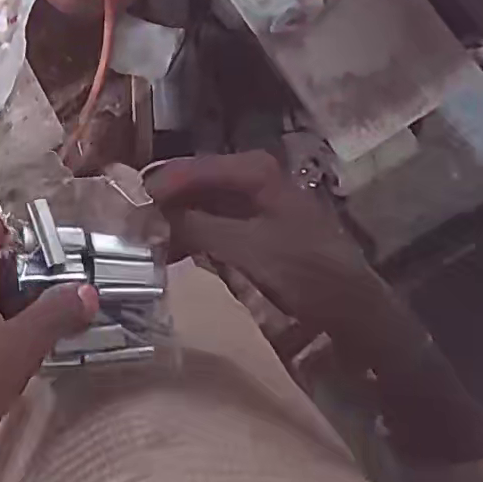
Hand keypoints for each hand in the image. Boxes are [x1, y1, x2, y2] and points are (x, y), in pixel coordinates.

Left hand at [0, 206, 96, 476]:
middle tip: (89, 233)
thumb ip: (52, 316)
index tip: (56, 192)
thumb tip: (90, 288)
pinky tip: (74, 314)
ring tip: (91, 267)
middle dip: (44, 245)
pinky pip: (20, 314)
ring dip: (47, 280)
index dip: (19, 206)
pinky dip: (43, 310)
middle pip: (10, 255)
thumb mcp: (14, 348)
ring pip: (17, 286)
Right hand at [145, 150, 384, 329]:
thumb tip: (146, 217)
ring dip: (169, 222)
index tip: (125, 209)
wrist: (357, 311)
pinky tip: (167, 253)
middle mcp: (247, 175)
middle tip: (129, 225)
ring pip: (193, 202)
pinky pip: (205, 221)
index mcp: (251, 170)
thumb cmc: (306, 271)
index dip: (155, 189)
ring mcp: (248, 199)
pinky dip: (185, 235)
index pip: (188, 170)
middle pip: (188, 183)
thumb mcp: (246, 248)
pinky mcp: (248, 224)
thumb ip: (195, 227)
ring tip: (143, 242)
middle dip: (159, 204)